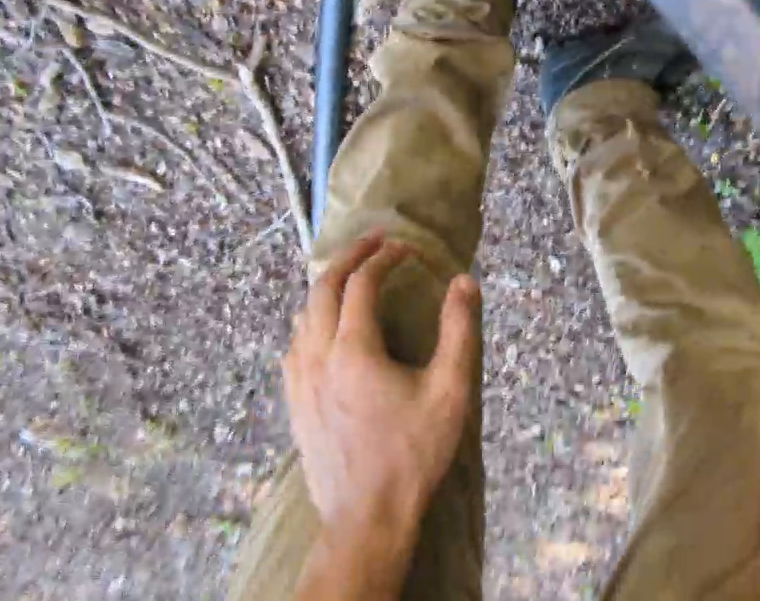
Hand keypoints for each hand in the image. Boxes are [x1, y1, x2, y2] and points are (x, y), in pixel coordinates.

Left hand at [285, 235, 480, 536]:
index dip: (385, 258)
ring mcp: (299, 382)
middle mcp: (317, 358)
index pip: (362, 283)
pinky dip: (312, 318)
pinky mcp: (294, 403)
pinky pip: (294, 344)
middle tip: (375, 240)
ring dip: (327, 286)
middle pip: (322, 288)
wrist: (366, 518)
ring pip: (302, 315)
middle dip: (349, 257)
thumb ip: (459, 330)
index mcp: (353, 350)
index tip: (408, 249)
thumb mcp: (450, 390)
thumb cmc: (414, 452)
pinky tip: (326, 327)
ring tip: (353, 275)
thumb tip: (465, 281)